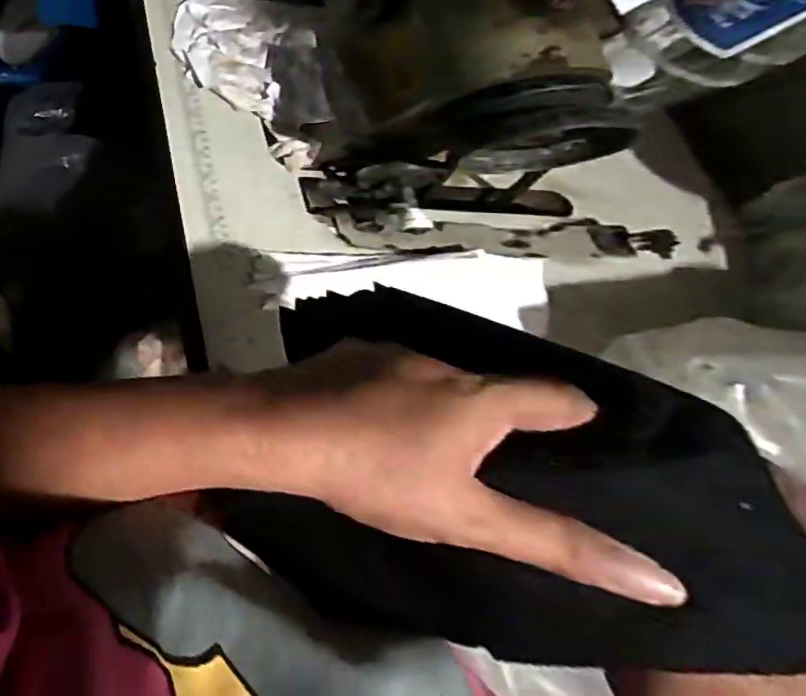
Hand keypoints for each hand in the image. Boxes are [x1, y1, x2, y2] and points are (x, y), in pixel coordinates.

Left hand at [255, 340, 687, 607]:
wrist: (270, 428)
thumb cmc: (372, 472)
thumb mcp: (466, 517)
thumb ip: (555, 543)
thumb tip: (663, 581)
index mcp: (474, 396)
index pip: (550, 395)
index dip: (573, 412)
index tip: (583, 426)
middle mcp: (429, 361)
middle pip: (484, 383)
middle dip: (497, 411)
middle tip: (500, 447)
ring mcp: (374, 352)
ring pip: (426, 374)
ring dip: (437, 399)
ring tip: (433, 434)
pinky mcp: (332, 355)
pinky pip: (379, 371)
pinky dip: (390, 390)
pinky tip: (374, 415)